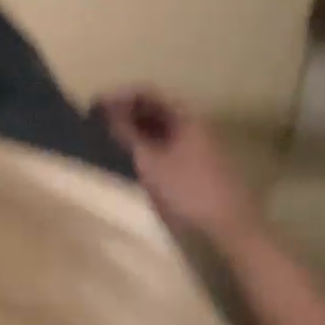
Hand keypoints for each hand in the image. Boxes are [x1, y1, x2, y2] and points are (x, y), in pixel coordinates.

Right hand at [96, 89, 264, 243]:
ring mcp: (201, 146)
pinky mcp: (201, 165)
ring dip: (135, 128)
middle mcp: (196, 125)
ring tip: (109, 137)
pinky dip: (147, 143)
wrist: (231, 231)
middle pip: (156, 108)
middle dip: (125, 111)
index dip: (118, 95)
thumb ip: (124, 131)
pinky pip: (168, 143)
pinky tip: (132, 155)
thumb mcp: (148, 160)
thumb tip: (104, 107)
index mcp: (186, 118)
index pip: (146, 92)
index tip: (94, 106)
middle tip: (98, 121)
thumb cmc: (186, 190)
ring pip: (162, 127)